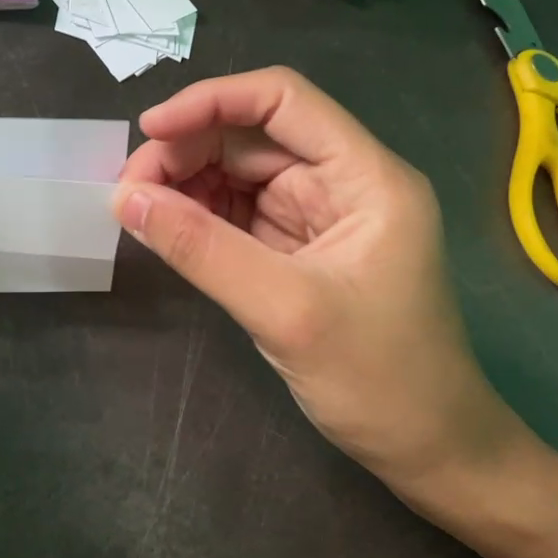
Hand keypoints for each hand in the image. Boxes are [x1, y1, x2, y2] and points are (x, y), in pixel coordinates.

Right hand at [113, 67, 522, 490]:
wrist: (433, 457)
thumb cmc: (384, 381)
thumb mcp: (287, 311)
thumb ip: (202, 248)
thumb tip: (124, 198)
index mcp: (364, 177)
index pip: (281, 99)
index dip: (211, 101)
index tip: (150, 131)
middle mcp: (339, 181)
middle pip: (246, 133)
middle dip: (183, 150)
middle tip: (130, 191)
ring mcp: (314, 212)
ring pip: (230, 167)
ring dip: (180, 181)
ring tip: (138, 211)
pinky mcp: (291, 243)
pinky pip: (229, 207)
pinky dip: (190, 211)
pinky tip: (162, 227)